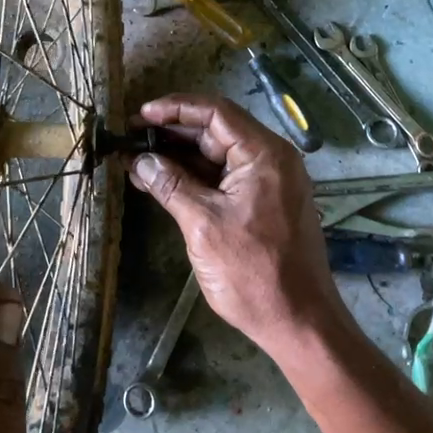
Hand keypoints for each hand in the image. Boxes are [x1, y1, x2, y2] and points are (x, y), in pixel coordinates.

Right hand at [128, 94, 344, 353]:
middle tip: (132, 136)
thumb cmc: (254, 272)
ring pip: (217, 154)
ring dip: (179, 156)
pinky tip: (162, 181)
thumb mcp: (204, 225)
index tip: (141, 115)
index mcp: (264, 154)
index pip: (215, 112)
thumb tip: (140, 160)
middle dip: (173, 132)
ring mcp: (268, 181)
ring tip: (138, 160)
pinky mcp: (262, 202)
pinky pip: (224, 177)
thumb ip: (171, 185)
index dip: (175, 108)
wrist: (300, 324)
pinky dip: (194, 177)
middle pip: (216, 130)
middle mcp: (270, 158)